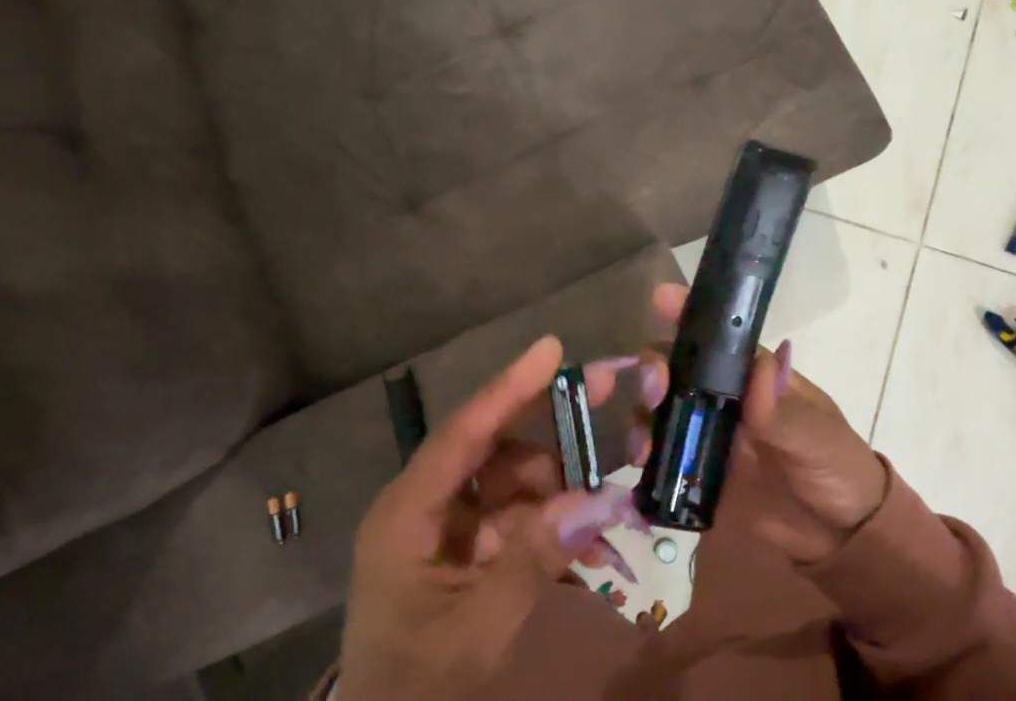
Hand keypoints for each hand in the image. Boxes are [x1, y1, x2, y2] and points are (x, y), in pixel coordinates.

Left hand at [340, 338, 645, 699]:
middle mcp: (423, 506)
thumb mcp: (479, 626)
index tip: (552, 348)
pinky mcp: (464, 551)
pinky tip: (593, 552)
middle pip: (494, 449)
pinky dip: (553, 529)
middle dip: (552, 434)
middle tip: (606, 396)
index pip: (462, 434)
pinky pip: (516, 521)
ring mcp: (445, 528)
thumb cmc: (420, 682)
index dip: (508, 388)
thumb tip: (599, 500)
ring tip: (609, 520)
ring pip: (513, 483)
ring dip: (562, 494)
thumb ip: (536, 556)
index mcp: (406, 514)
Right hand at [630, 284, 889, 563]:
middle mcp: (723, 398)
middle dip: (654, 369)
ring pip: (659, 411)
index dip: (689, 314)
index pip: (718, 337)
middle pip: (675, 369)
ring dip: (641, 417)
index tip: (662, 299)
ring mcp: (706, 435)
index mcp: (755, 377)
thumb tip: (759, 369)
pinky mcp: (696, 473)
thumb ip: (786, 413)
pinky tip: (640, 469)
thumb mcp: (819, 440)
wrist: (840, 535)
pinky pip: (661, 458)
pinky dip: (644, 458)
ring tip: (643, 444)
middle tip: (654, 388)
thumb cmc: (837, 469)